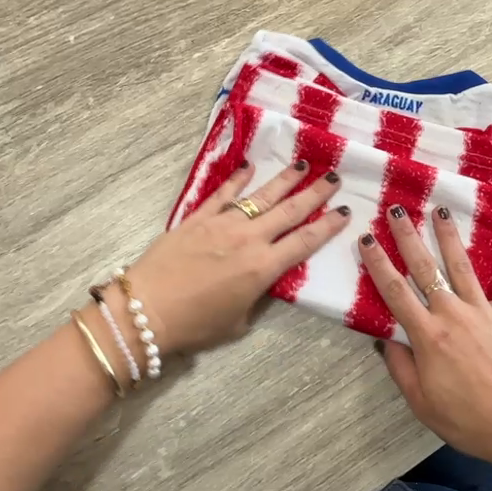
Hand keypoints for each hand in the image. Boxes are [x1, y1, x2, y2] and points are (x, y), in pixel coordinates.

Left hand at [117, 162, 347, 355]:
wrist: (147, 310)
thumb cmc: (195, 325)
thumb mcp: (238, 322)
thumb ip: (257, 297)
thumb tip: (264, 280)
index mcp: (263, 268)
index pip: (304, 241)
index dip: (327, 226)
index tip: (344, 211)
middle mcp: (249, 239)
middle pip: (290, 210)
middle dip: (314, 192)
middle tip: (333, 176)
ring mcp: (223, 224)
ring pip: (261, 196)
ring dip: (284, 180)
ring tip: (302, 164)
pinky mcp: (198, 218)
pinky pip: (223, 194)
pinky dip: (237, 179)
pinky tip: (249, 167)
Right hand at [357, 207, 491, 471]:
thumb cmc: (469, 421)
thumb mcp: (422, 404)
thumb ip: (401, 368)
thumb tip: (384, 339)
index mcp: (427, 336)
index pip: (395, 292)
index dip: (378, 264)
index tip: (366, 239)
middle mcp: (452, 314)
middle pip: (425, 268)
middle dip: (408, 237)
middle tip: (397, 210)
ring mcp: (483, 312)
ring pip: (462, 265)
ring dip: (449, 236)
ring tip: (440, 209)